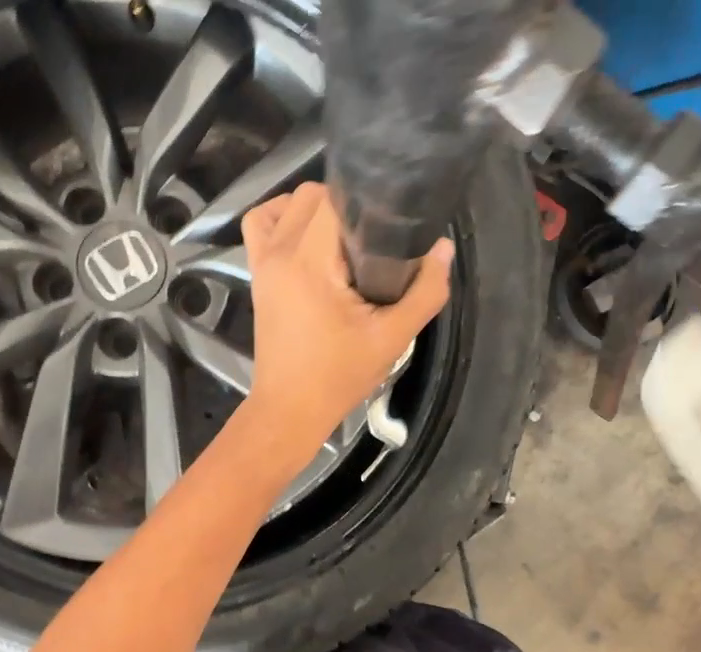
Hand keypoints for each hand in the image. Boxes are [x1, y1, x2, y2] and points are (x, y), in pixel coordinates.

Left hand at [239, 181, 452, 461]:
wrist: (290, 408)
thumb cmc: (339, 376)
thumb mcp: (392, 338)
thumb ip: (424, 292)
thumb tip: (443, 249)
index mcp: (310, 261)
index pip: (336, 199)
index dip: (367, 205)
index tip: (390, 228)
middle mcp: (281, 251)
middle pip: (313, 195)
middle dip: (347, 208)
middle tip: (372, 244)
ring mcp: (262, 260)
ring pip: (288, 203)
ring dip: (318, 210)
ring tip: (345, 243)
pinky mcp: (257, 273)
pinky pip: (261, 223)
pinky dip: (283, 218)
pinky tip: (310, 238)